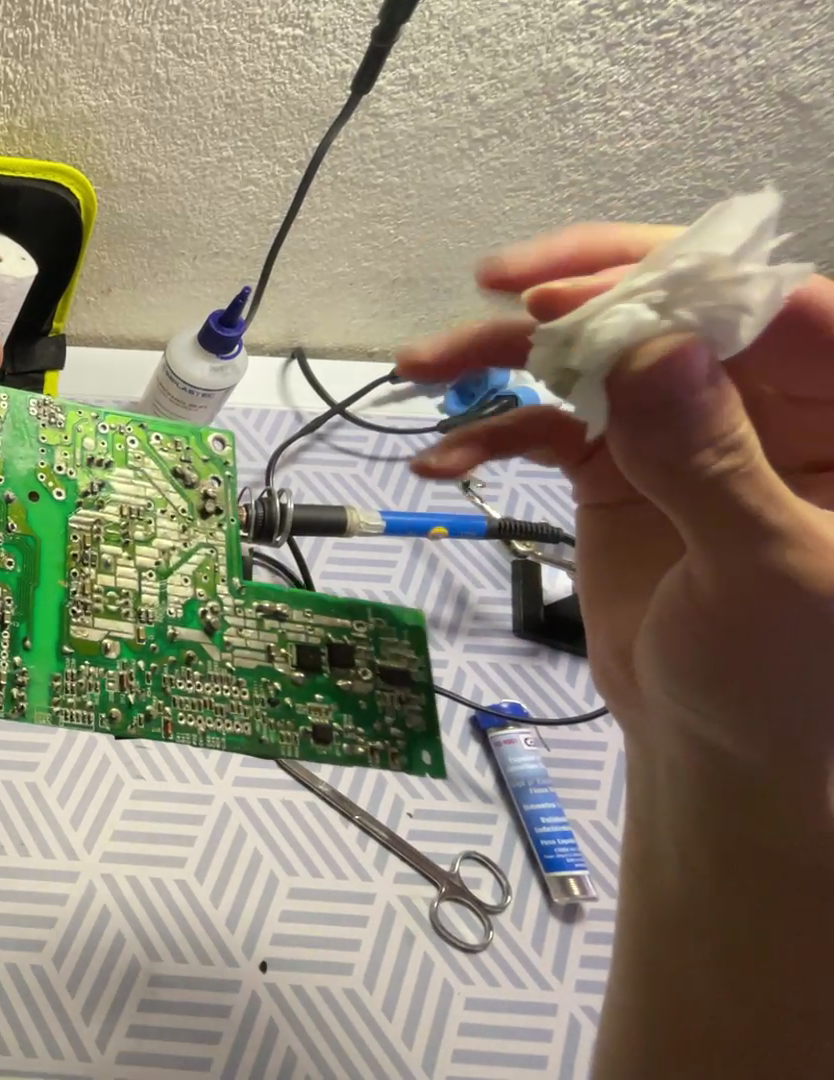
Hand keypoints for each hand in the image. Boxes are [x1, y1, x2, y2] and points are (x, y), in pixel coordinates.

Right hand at [397, 224, 833, 766]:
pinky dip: (486, 440)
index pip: (774, 311)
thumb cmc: (789, 679)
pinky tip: (440, 462)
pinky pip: (542, 432)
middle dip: (576, 302)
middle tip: (490, 291)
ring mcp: (679, 437)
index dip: (670, 286)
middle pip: (668, 319)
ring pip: (590, 366)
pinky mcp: (612, 472)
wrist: (719, 746)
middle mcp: (766, 408)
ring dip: (501, 366)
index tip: (563, 299)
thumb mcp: (769, 570)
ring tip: (422, 367)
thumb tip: (649, 351)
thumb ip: (712, 460)